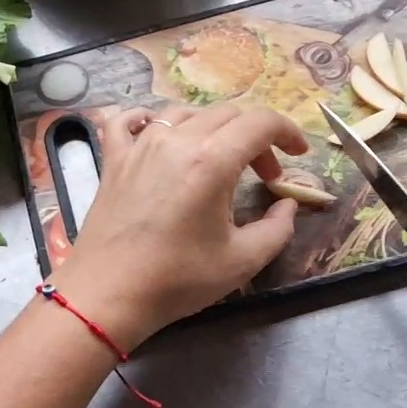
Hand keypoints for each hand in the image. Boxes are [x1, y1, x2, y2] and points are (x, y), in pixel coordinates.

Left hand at [46, 104, 309, 349]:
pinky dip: (148, 118)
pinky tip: (157, 133)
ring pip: (185, 113)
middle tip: (263, 175)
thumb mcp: (243, 260)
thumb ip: (278, 227)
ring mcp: (140, 145)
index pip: (260, 122)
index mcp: (212, 160)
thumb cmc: (178, 279)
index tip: (298, 154)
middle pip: (227, 114)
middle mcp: (176, 140)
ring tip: (220, 161)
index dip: (287, 132)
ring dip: (213, 129)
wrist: (107, 294)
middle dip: (255, 138)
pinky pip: (128, 121)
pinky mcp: (113, 159)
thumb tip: (288, 204)